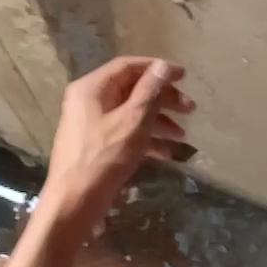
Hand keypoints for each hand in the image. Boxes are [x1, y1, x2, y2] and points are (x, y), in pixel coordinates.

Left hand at [43, 56, 194, 219]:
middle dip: (163, 99)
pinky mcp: (97, 145)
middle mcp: (90, 100)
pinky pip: (125, 133)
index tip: (184, 77)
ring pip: (131, 114)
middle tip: (190, 110)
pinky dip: (146, 139)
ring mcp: (92, 124)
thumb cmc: (104, 158)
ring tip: (182, 136)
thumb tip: (164, 66)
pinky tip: (167, 153)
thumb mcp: (133, 122)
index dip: (158, 69)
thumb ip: (150, 93)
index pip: (129, 67)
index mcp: (93, 87)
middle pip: (132, 90)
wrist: (76, 200)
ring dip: (158, 122)